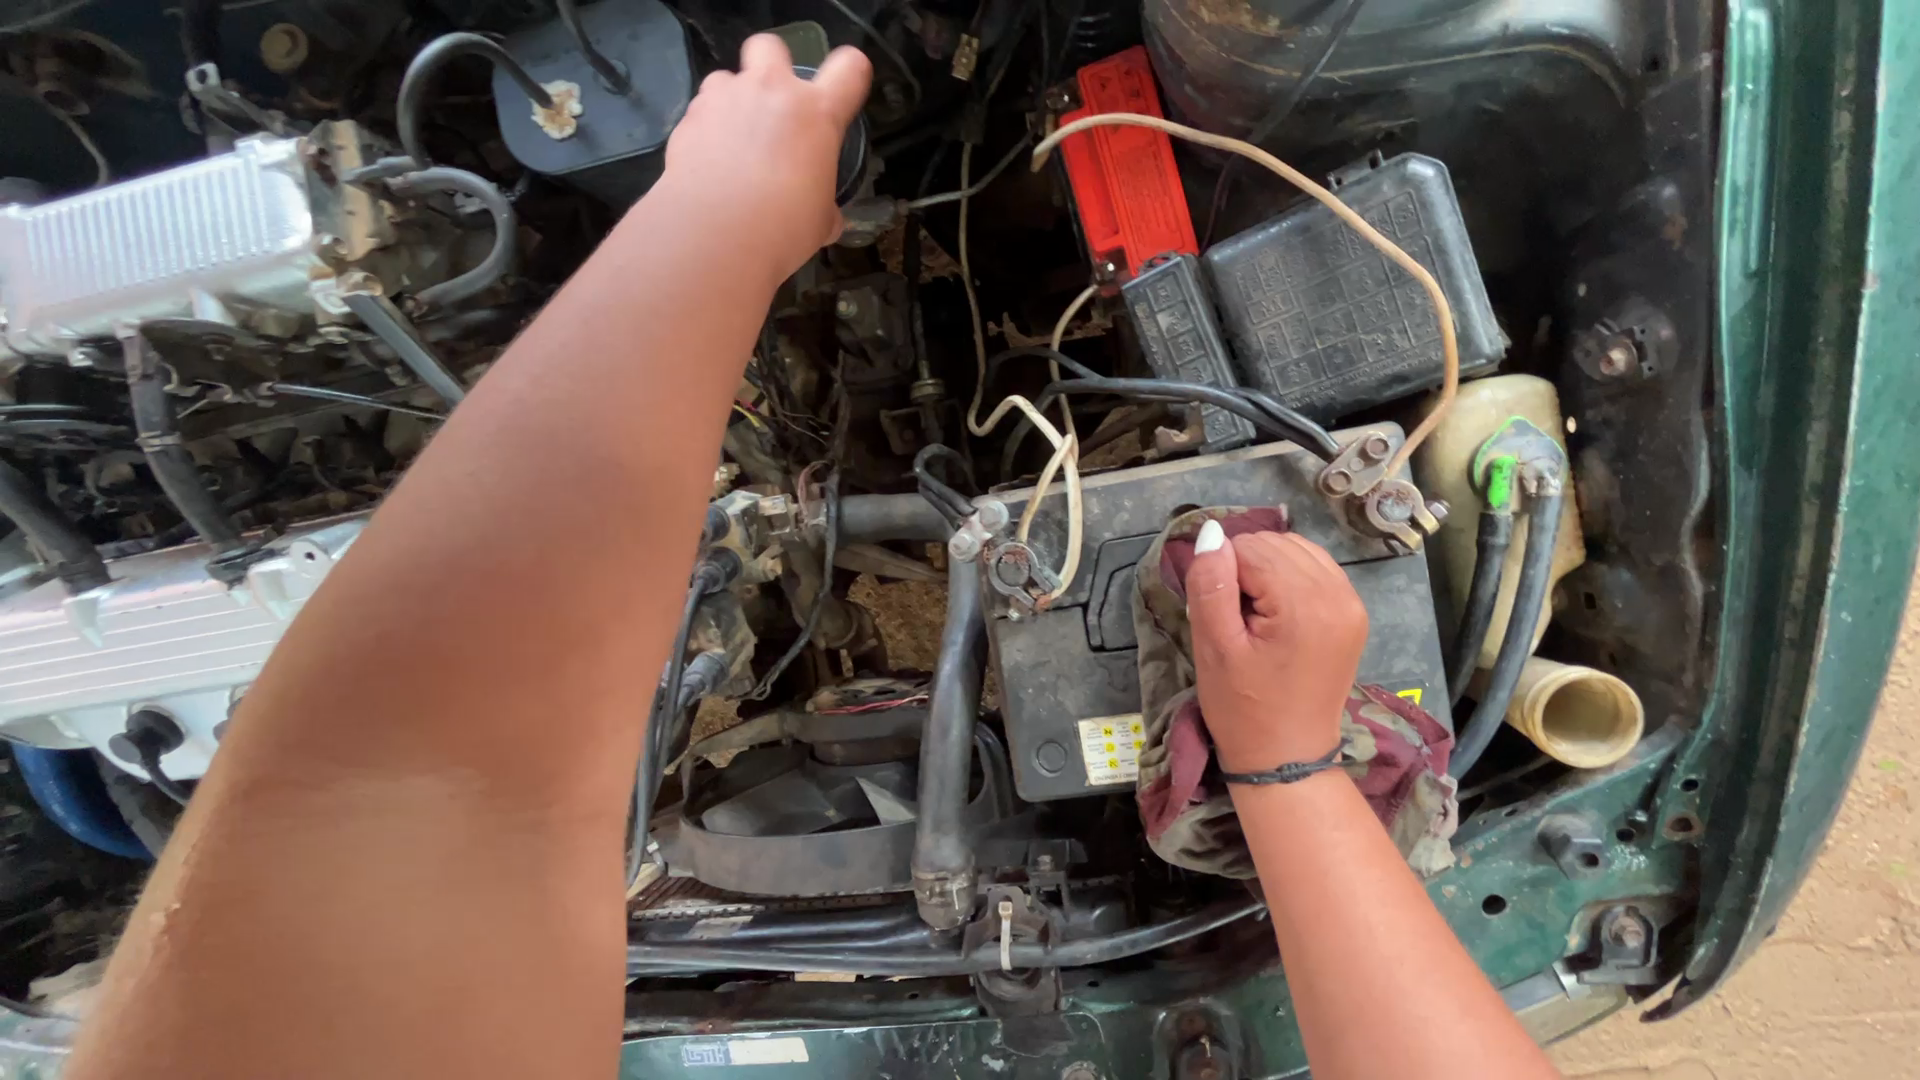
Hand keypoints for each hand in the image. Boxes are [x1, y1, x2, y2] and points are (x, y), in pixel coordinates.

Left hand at [658, 35, 871, 275]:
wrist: (719, 234)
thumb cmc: (785, 227)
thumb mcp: (820, 221)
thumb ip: (824, 205)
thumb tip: (825, 216)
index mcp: (817, 114)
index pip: (849, 70)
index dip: (850, 76)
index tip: (843, 94)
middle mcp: (771, 92)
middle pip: (771, 46)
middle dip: (772, 68)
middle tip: (773, 108)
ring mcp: (726, 98)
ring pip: (728, 78)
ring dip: (733, 103)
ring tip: (734, 144)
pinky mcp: (690, 117)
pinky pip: (702, 113)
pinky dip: (707, 133)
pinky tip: (710, 166)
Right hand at [1184, 522, 1368, 773]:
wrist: (1286, 758)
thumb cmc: (1242, 707)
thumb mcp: (1214, 647)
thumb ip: (1210, 585)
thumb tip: (1210, 534)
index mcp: (1304, 604)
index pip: (1249, 547)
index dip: (1222, 574)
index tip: (1220, 616)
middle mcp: (1338, 595)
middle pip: (1274, 543)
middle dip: (1244, 568)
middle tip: (1234, 619)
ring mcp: (1351, 603)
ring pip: (1295, 550)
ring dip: (1265, 569)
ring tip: (1253, 615)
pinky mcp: (1353, 613)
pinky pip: (1314, 568)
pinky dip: (1287, 577)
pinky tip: (1275, 612)